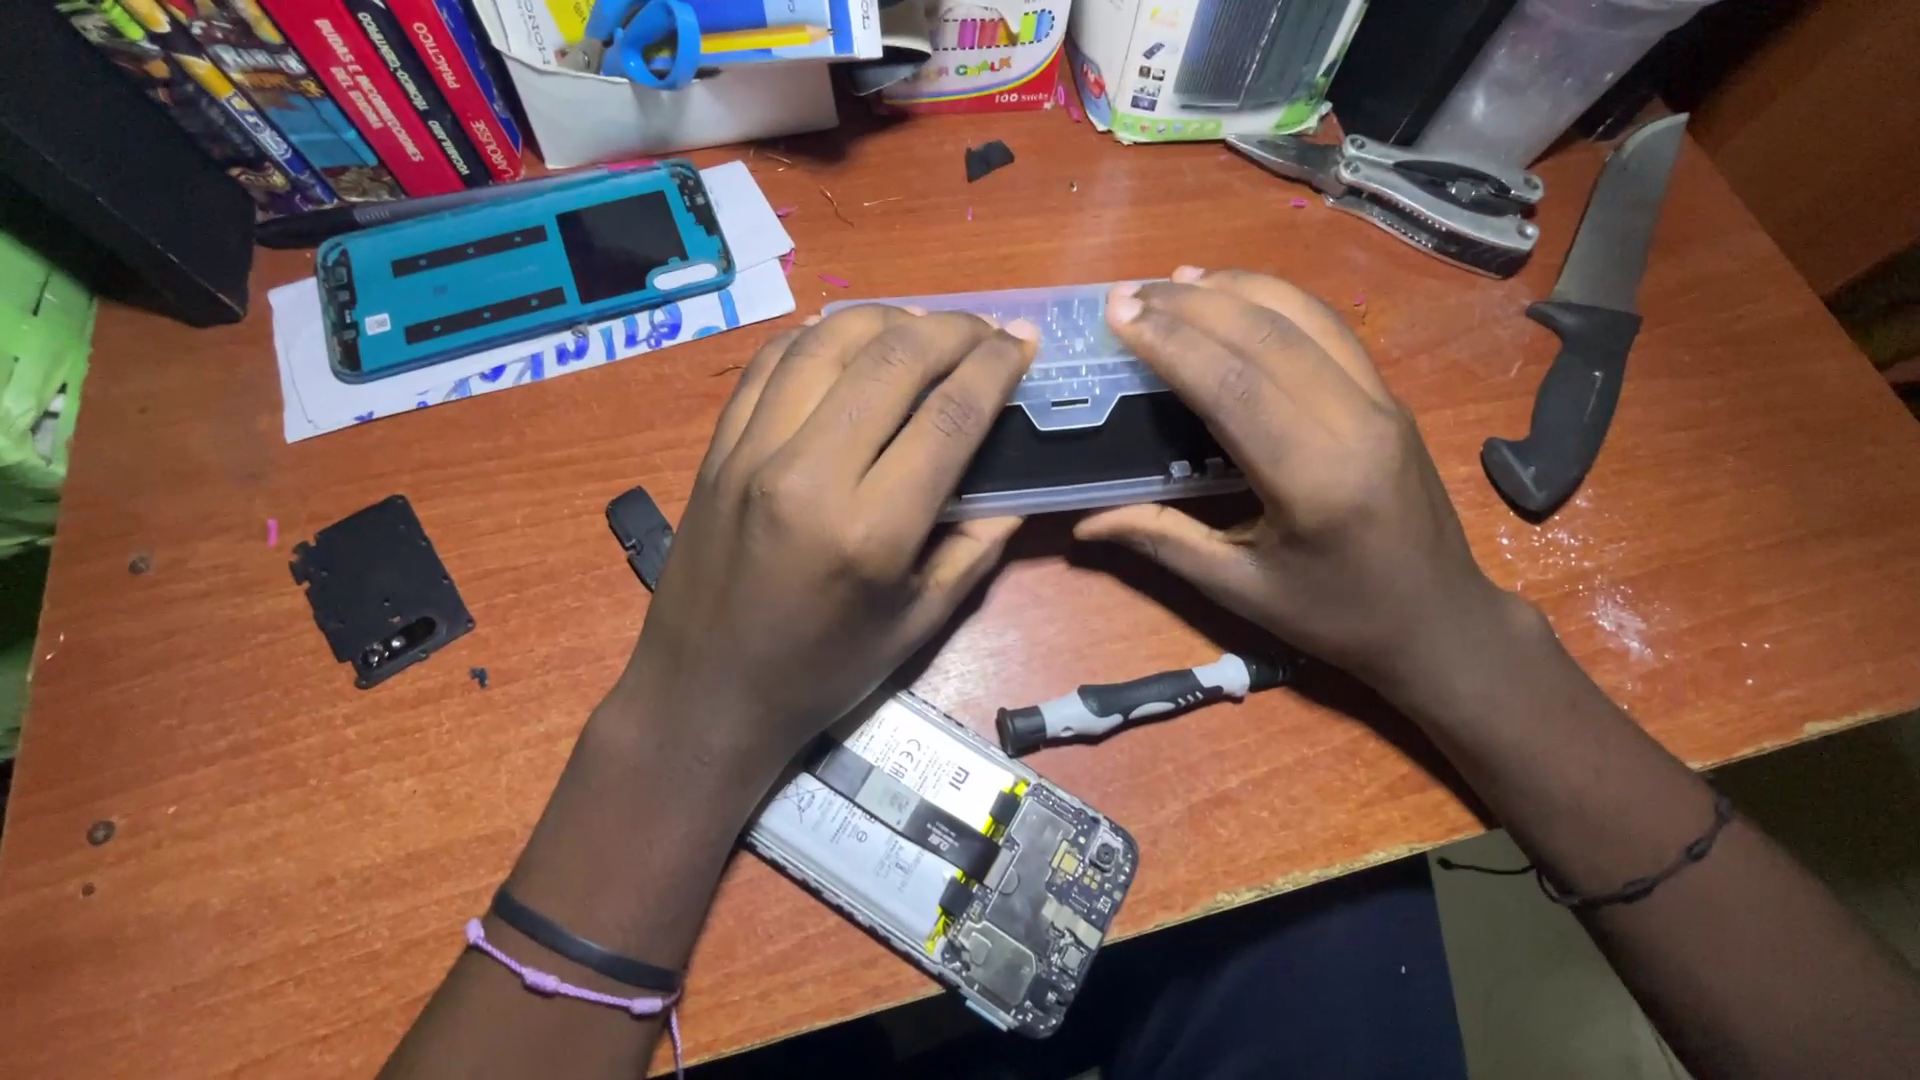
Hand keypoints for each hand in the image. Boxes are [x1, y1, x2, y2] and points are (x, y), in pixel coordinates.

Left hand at [612, 306, 1037, 774]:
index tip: (1022, 345)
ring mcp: (752, 451)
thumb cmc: (822, 671)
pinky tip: (848, 342)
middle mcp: (808, 472)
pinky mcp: (718, 447)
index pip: (948, 414)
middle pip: (893, 359)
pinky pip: (771, 363)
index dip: (995, 367)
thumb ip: (974, 549)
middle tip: (985, 330)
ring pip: (828, 342)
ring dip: (888, 319)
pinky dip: (819, 337)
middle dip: (953, 330)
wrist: (705, 691)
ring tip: (924, 327)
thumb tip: (1013, 487)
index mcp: (870, 529)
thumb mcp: (917, 625)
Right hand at [1075, 268, 1512, 691]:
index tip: (1120, 314)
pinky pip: (1328, 329)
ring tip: (1174, 280)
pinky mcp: (1388, 395)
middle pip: (1267, 335)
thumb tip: (1086, 522)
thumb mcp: (1242, 590)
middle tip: (1129, 293)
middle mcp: (1355, 423)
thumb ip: (1164, 541)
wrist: (1440, 622)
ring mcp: (1381, 401)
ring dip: (1235, 288)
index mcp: (1315, 480)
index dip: (1172, 342)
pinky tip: (1236, 295)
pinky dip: (1276, 300)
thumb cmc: (1336, 616)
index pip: (1235, 385)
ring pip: (1304, 316)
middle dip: (1191, 305)